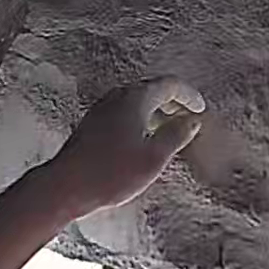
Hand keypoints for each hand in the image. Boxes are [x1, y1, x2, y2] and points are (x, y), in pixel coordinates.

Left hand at [42, 77, 205, 216]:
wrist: (67, 184)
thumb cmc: (112, 172)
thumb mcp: (153, 158)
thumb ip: (175, 135)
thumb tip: (192, 120)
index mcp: (135, 97)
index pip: (168, 84)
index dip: (188, 95)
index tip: (200, 108)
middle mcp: (119, 95)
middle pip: (152, 89)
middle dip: (174, 102)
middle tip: (189, 118)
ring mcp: (104, 106)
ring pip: (138, 100)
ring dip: (157, 111)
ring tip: (171, 130)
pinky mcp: (95, 120)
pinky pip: (126, 110)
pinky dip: (142, 118)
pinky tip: (144, 138)